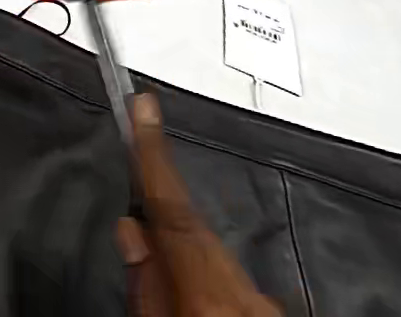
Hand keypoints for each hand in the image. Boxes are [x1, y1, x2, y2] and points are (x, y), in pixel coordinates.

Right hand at [117, 94, 280, 316]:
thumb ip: (145, 291)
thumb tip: (132, 230)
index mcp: (210, 302)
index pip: (173, 210)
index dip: (153, 153)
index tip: (144, 105)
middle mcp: (249, 302)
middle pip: (196, 236)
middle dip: (165, 211)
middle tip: (138, 178)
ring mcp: (269, 313)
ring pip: (217, 264)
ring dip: (187, 259)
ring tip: (166, 284)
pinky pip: (236, 290)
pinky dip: (209, 286)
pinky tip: (196, 303)